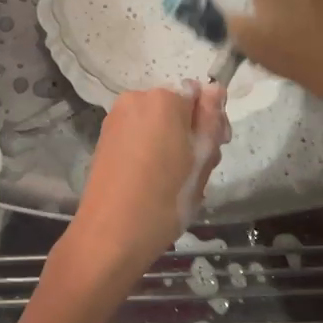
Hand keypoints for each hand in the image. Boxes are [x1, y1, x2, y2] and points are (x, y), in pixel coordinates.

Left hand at [66, 85, 229, 275]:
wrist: (110, 234)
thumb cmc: (165, 198)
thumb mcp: (201, 160)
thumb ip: (210, 120)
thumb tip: (214, 89)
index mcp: (163, 99)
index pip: (200, 94)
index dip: (212, 121)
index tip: (217, 149)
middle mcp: (136, 98)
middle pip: (177, 107)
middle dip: (192, 133)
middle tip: (199, 172)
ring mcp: (117, 117)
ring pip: (158, 122)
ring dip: (173, 143)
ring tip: (177, 182)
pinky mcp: (105, 136)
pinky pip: (139, 133)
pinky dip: (151, 149)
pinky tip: (154, 181)